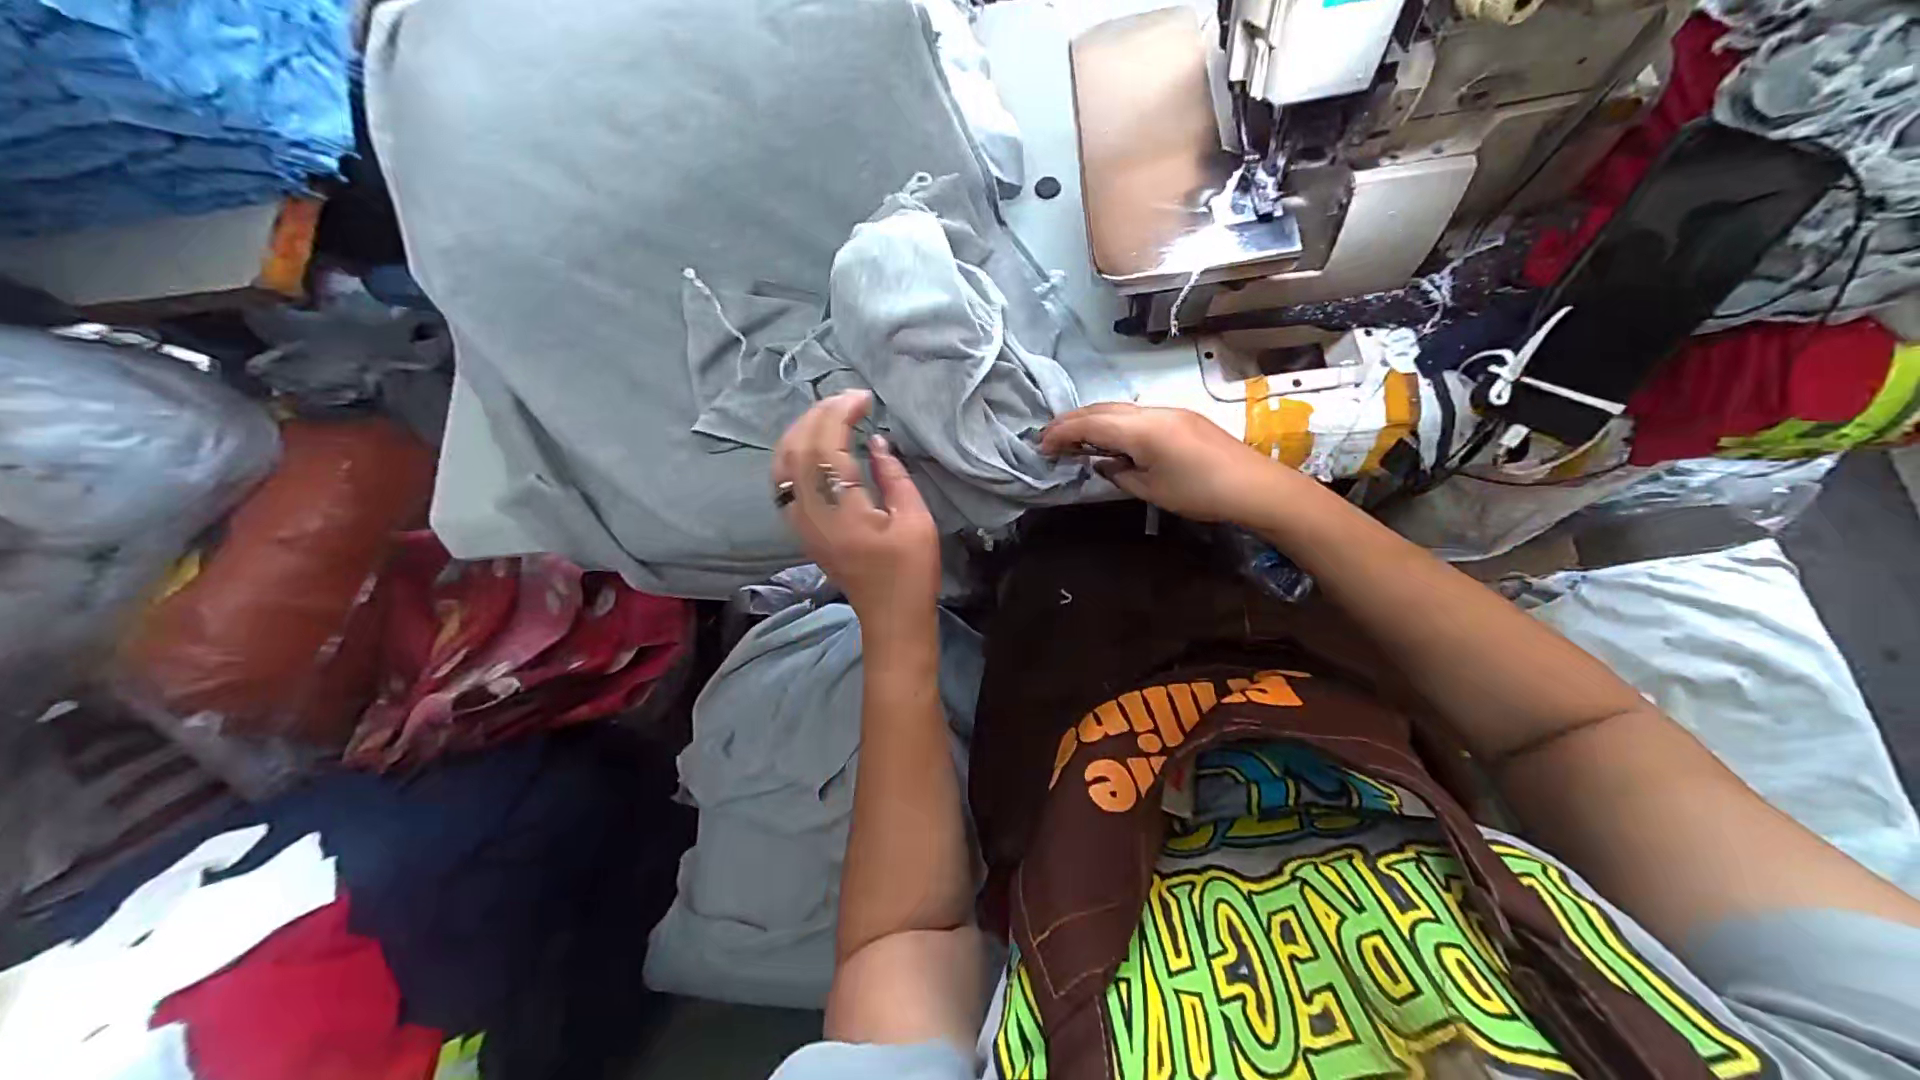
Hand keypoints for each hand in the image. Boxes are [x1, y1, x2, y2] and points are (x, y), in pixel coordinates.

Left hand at [774, 391, 939, 627]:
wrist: (890, 617)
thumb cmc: (911, 572)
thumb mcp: (917, 522)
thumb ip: (894, 477)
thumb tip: (876, 442)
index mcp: (844, 514)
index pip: (827, 449)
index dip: (840, 416)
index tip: (863, 399)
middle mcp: (812, 516)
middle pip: (798, 450)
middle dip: (819, 416)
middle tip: (847, 399)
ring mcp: (801, 524)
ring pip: (783, 465)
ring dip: (802, 431)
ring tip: (829, 413)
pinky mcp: (801, 529)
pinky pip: (784, 481)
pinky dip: (793, 453)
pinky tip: (812, 443)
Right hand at [1041, 403, 1305, 526]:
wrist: (1255, 486)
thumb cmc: (1200, 493)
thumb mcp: (1150, 489)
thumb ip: (1119, 472)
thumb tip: (1103, 462)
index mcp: (1142, 429)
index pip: (1090, 423)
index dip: (1062, 432)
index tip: (1041, 445)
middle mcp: (1153, 412)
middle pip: (1102, 408)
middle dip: (1072, 421)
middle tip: (1049, 437)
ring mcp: (1170, 411)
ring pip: (1120, 408)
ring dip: (1093, 419)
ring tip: (1074, 437)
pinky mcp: (1182, 418)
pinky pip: (1137, 413)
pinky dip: (1114, 422)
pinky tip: (1110, 438)